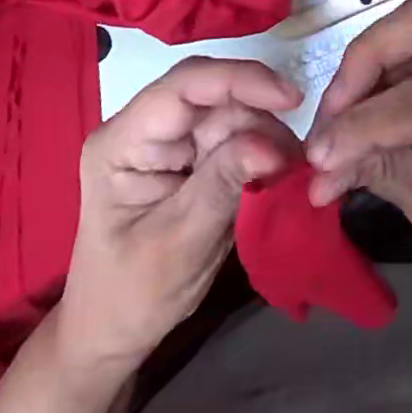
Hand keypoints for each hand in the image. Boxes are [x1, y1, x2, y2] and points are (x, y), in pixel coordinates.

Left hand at [55, 57, 301, 374]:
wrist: (113, 332)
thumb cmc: (131, 295)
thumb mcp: (179, 245)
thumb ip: (222, 186)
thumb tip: (272, 144)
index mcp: (122, 141)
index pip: (183, 87)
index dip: (238, 81)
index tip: (292, 100)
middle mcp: (145, 127)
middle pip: (212, 95)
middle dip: (261, 116)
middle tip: (299, 158)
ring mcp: (169, 139)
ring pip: (231, 112)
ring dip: (268, 136)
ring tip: (293, 173)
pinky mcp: (191, 155)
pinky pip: (236, 136)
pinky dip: (264, 151)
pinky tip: (281, 174)